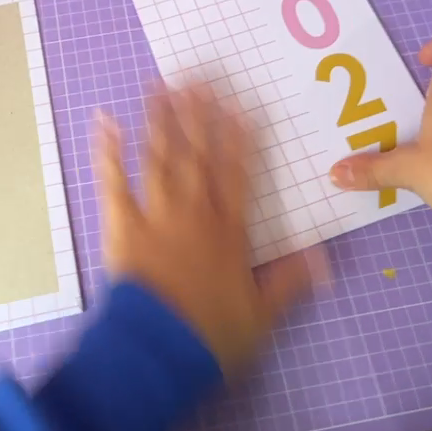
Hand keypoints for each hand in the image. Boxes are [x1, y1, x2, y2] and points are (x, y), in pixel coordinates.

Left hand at [93, 83, 321, 375]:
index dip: (238, 140)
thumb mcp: (261, 314)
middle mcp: (193, 211)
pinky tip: (107, 121)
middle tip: (197, 79)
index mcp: (227, 230)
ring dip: (160, 120)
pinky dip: (109, 150)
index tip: (239, 106)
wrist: (158, 351)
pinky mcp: (123, 223)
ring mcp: (156, 213)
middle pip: (196, 156)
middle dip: (198, 116)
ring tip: (161, 85)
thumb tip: (324, 255)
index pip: (236, 175)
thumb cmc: (210, 333)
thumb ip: (290, 281)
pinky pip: (114, 181)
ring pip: (160, 158)